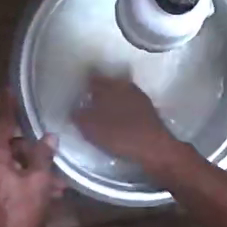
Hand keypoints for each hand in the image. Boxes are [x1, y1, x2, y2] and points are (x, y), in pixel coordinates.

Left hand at [0, 93, 62, 226]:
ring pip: (16, 167)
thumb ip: (43, 157)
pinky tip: (52, 193)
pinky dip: (30, 182)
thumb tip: (49, 137)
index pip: (2, 126)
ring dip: (36, 170)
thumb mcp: (38, 182)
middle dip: (33, 148)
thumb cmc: (21, 214)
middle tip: (53, 146)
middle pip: (11, 147)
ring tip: (60, 180)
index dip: (9, 108)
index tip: (11, 90)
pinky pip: (14, 181)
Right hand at [72, 72, 188, 170]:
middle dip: (99, 91)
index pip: (93, 79)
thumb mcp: (90, 128)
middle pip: (108, 84)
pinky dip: (123, 109)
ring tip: (104, 112)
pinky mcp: (149, 109)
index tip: (79, 92)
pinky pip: (130, 104)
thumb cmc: (118, 135)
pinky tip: (120, 119)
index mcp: (108, 85)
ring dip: (113, 100)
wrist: (153, 147)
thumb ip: (78, 116)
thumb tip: (74, 110)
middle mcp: (125, 85)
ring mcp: (139, 96)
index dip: (85, 85)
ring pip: (120, 93)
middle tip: (90, 102)